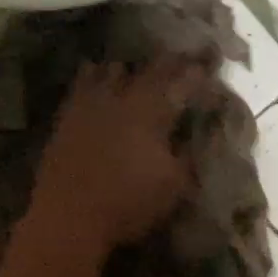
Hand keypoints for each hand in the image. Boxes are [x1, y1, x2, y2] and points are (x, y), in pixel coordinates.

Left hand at [30, 60, 203, 251]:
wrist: (67, 218)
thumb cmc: (128, 204)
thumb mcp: (175, 186)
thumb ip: (190, 154)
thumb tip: (206, 132)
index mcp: (153, 112)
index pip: (182, 81)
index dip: (198, 71)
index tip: (210, 63)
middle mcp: (124, 98)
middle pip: (151, 70)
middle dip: (171, 62)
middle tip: (183, 57)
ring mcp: (91, 103)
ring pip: (114, 69)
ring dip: (132, 68)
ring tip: (139, 68)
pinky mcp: (68, 114)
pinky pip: (82, 83)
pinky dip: (93, 74)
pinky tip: (96, 72)